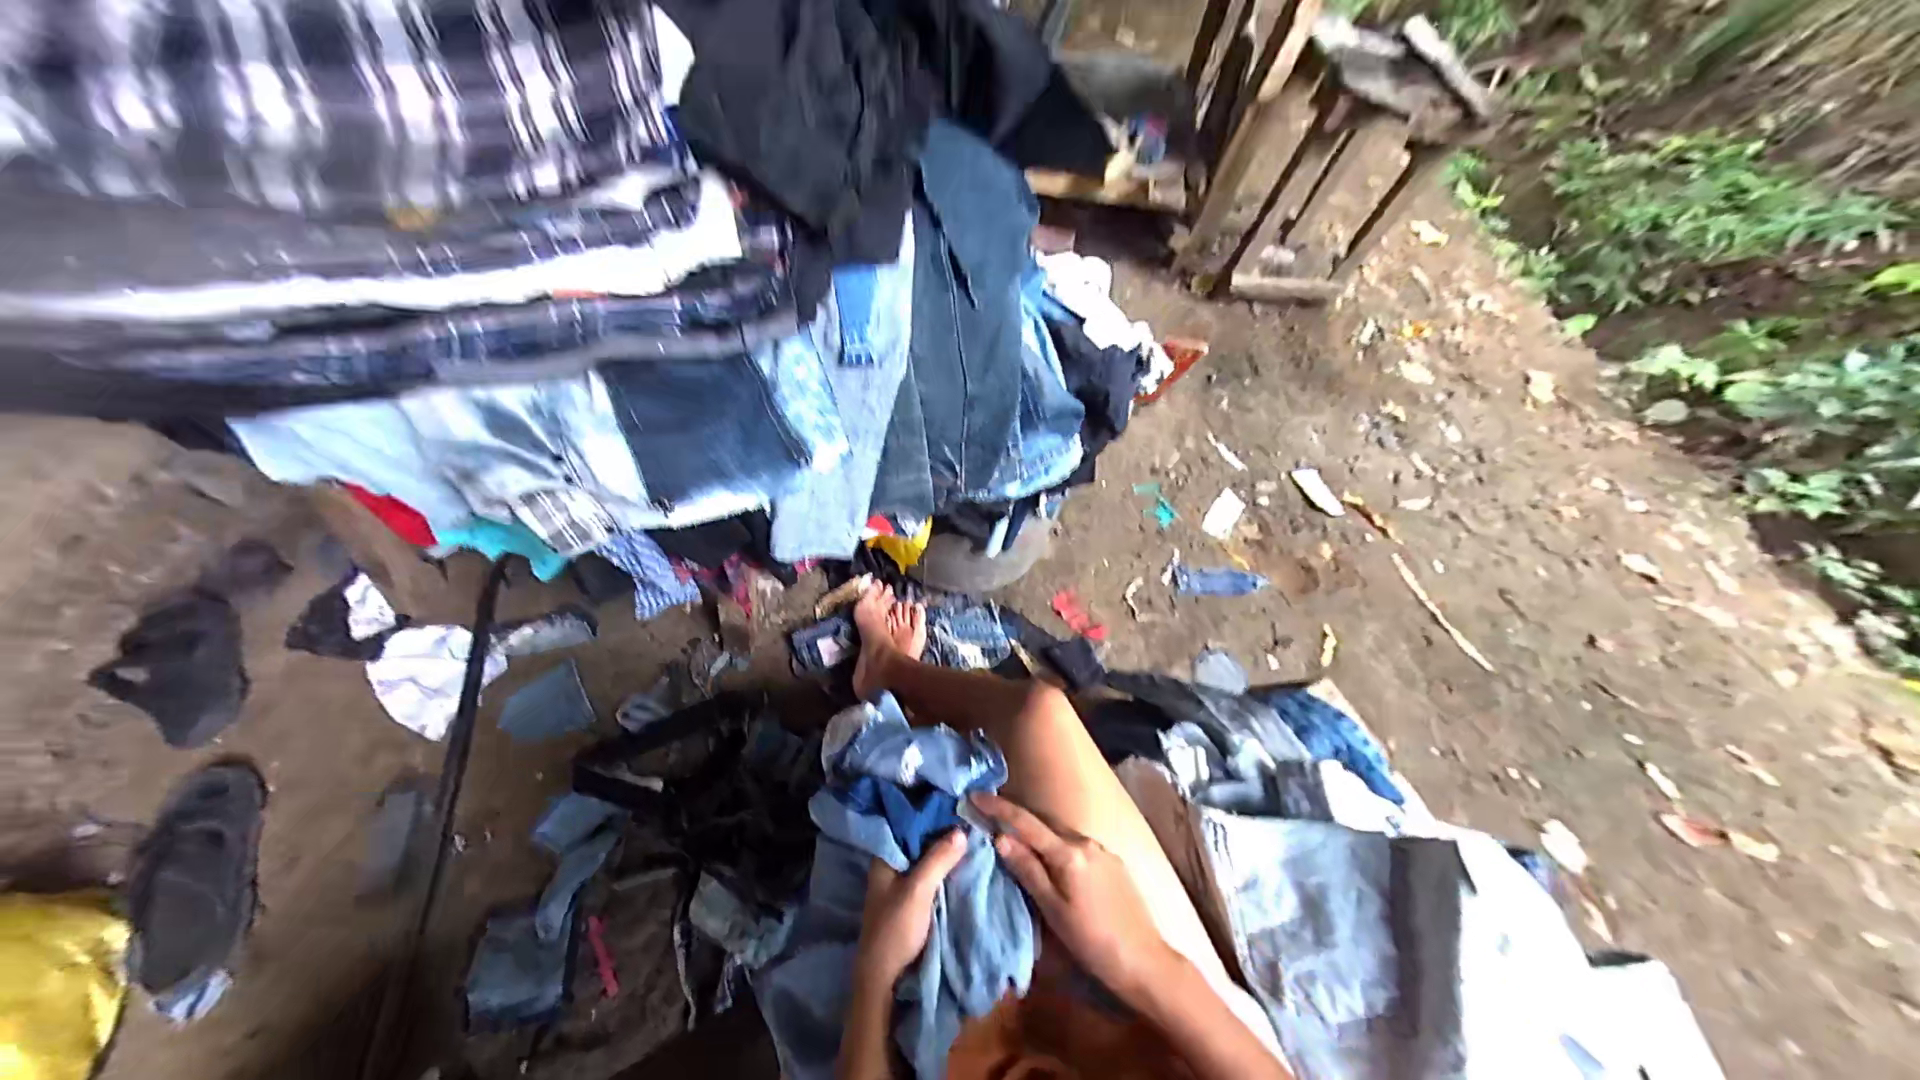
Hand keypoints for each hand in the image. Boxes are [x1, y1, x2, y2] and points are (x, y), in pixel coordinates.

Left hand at [853, 829, 967, 988]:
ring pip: (927, 859)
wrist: (884, 979)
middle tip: (971, 819)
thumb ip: (938, 859)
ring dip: (946, 852)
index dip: (931, 814)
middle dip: (943, 833)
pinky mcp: (913, 900)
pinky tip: (965, 863)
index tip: (957, 804)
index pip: (908, 824)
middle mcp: (892, 866)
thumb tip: (962, 830)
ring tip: (973, 836)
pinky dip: (946, 870)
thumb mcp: (918, 890)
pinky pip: (932, 876)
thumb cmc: (895, 929)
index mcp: (885, 858)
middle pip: (919, 841)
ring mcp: (902, 884)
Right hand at [970, 791, 1178, 1003]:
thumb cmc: (1092, 941)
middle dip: (1016, 818)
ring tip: (1015, 839)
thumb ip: (1028, 870)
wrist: (1145, 961)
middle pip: (1043, 823)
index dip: (998, 807)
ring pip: (1060, 835)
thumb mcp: (1053, 909)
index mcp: (1068, 852)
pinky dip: (1056, 847)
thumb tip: (1000, 837)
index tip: (974, 794)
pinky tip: (1050, 861)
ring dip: (1037, 834)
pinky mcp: (1113, 863)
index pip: (1026, 822)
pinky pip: (1075, 847)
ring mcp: (1102, 851)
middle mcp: (1085, 842)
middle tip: (989, 816)